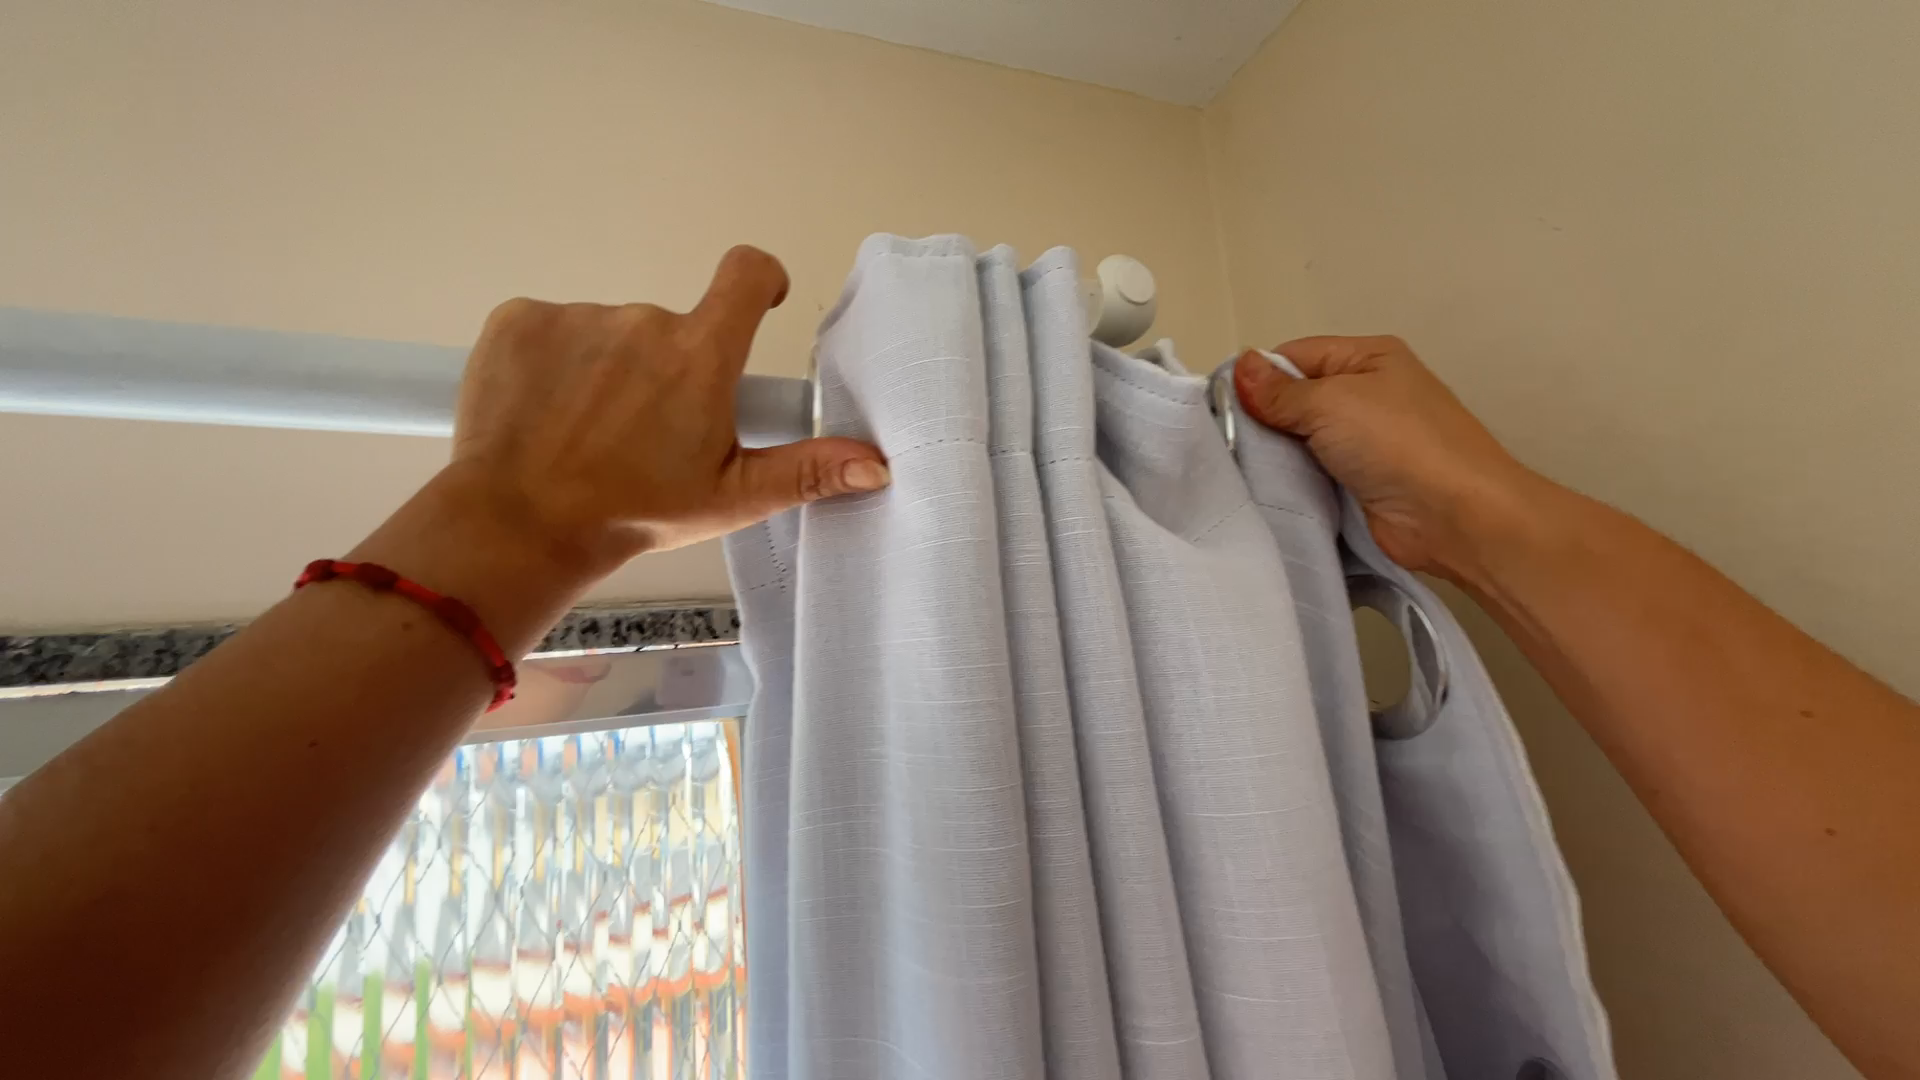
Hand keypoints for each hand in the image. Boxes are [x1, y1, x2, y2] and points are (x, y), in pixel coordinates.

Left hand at [446, 245, 889, 576]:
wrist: (520, 524)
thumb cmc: (636, 512)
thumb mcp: (734, 498)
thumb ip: (808, 471)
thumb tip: (878, 465)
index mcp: (698, 357)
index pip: (745, 272)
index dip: (760, 280)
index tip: (758, 303)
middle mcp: (641, 320)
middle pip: (674, 328)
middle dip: (672, 369)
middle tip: (651, 434)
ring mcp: (574, 315)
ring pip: (613, 333)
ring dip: (615, 370)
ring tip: (594, 431)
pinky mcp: (518, 320)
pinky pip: (556, 329)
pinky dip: (560, 362)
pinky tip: (550, 411)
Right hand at [1233, 335, 1546, 581]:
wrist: (1454, 517)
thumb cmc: (1397, 444)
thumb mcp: (1330, 402)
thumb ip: (1279, 391)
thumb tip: (1240, 367)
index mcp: (1365, 358)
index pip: (1292, 356)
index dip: (1255, 378)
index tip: (1219, 408)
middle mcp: (1363, 394)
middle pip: (1291, 398)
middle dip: (1258, 418)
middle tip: (1222, 444)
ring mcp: (1359, 441)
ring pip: (1294, 439)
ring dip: (1268, 454)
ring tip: (1235, 470)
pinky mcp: (1353, 482)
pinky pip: (1306, 472)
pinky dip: (1284, 480)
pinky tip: (1259, 490)